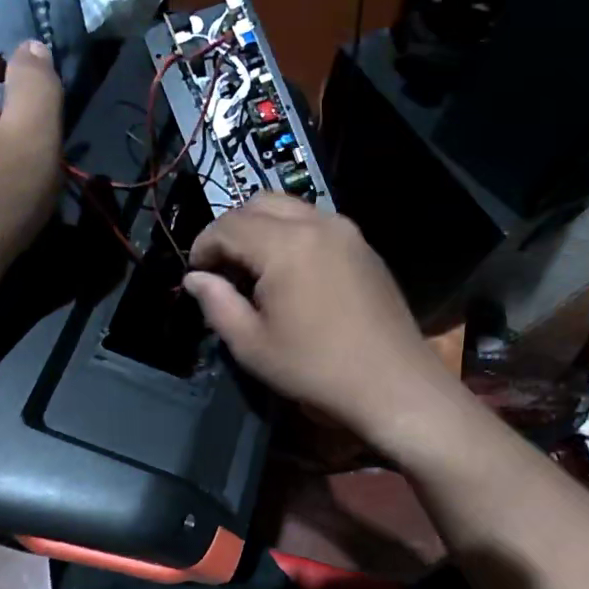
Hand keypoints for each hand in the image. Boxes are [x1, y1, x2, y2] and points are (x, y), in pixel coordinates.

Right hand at [183, 195, 454, 445]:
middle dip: (232, 228)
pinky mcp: (365, 248)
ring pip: (291, 208)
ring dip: (263, 227)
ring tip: (254, 269)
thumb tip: (195, 278)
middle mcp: (317, 223)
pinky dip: (292, 235)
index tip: (195, 273)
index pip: (229, 225)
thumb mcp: (252, 345)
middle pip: (260, 203)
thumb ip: (216, 303)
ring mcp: (347, 232)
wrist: (392, 385)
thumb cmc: (315, 369)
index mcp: (285, 244)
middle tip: (222, 267)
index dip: (203, 245)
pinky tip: (291, 274)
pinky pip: (317, 224)